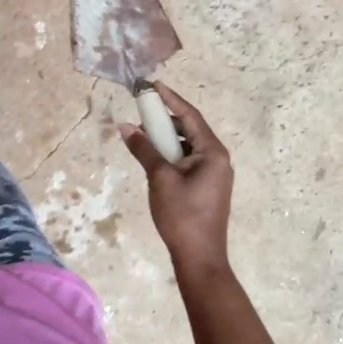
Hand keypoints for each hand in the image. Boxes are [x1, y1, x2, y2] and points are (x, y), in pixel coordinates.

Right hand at [119, 82, 233, 279]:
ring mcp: (212, 174)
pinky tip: (151, 158)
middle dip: (164, 119)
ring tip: (141, 136)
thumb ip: (144, 149)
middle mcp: (217, 159)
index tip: (152, 85)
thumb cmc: (182, 216)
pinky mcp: (205, 186)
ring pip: (186, 145)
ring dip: (164, 138)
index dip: (171, 99)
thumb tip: (125, 126)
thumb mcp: (159, 178)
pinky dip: (169, 154)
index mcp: (212, 152)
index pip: (190, 116)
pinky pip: (186, 160)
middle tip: (140, 111)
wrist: (199, 258)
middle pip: (189, 129)